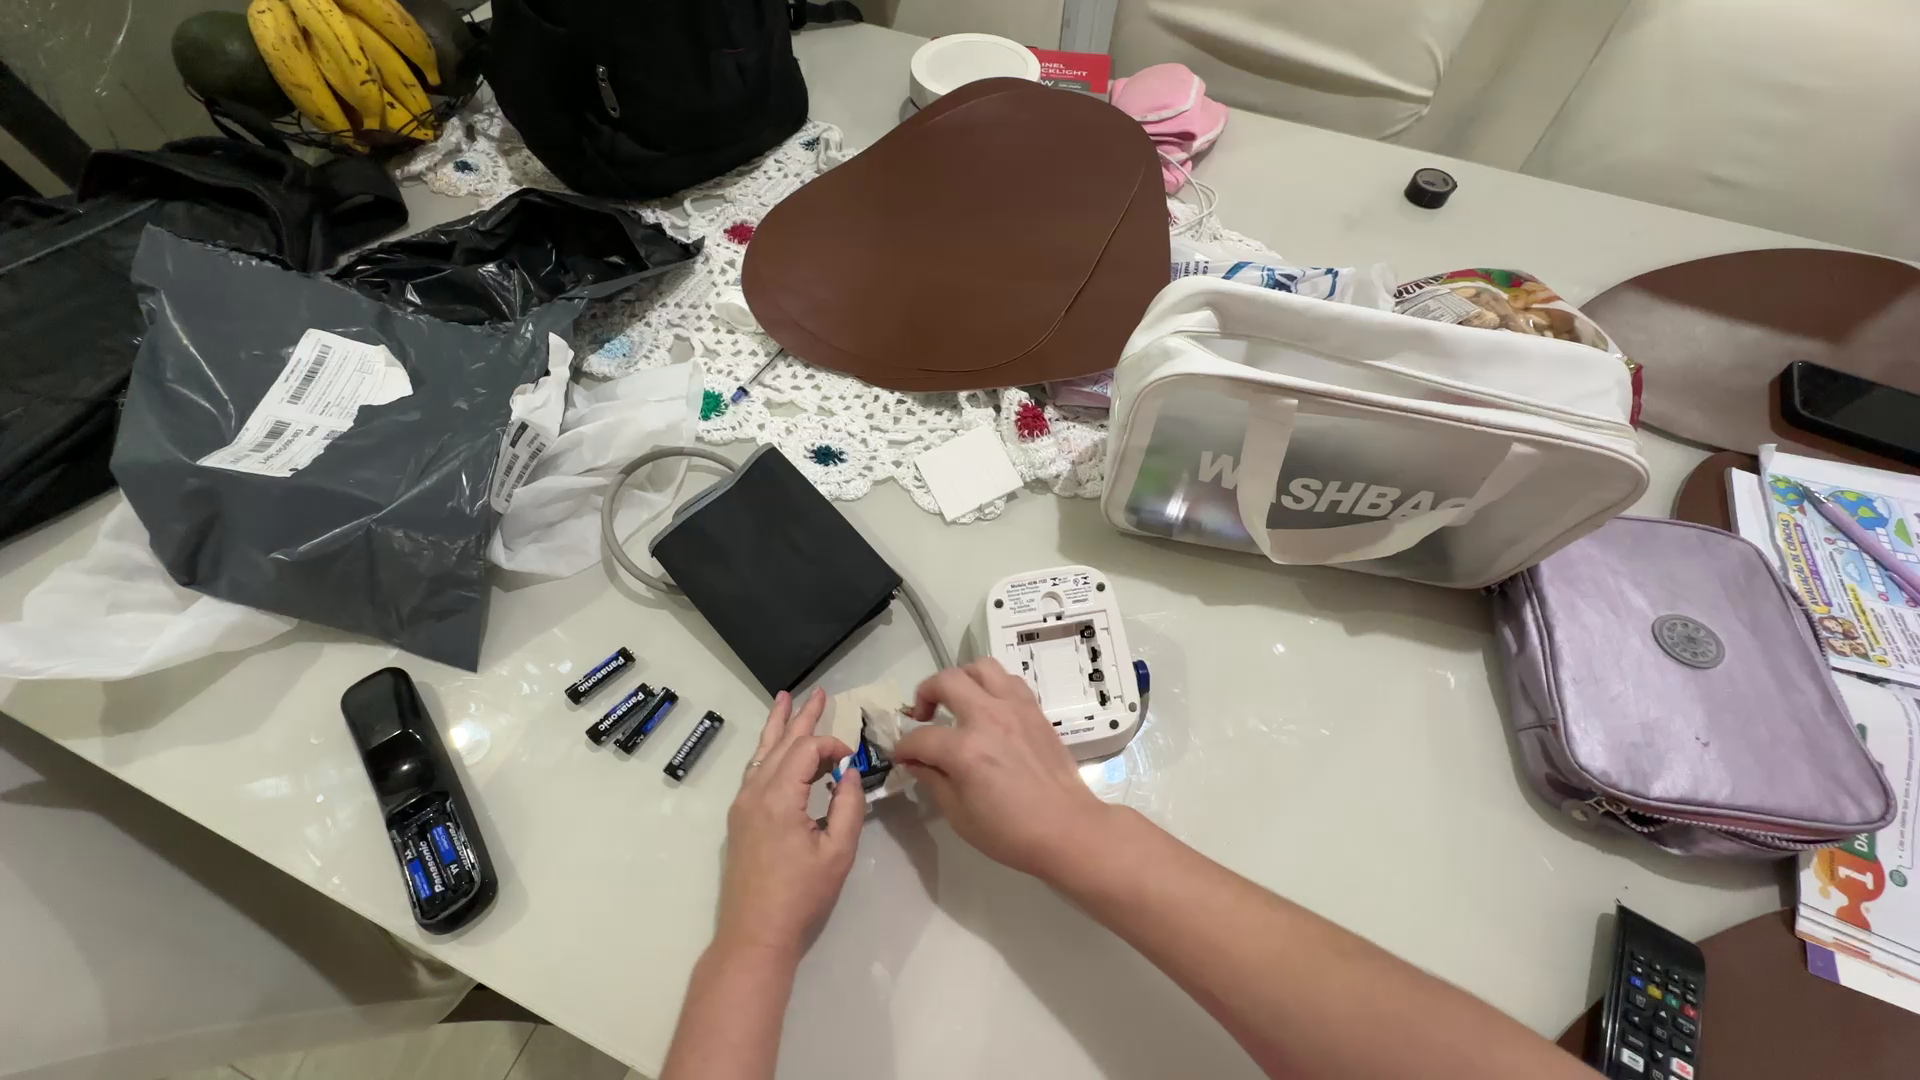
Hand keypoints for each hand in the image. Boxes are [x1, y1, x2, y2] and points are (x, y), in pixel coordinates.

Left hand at [714, 687, 865, 958]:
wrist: (755, 935)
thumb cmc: (801, 897)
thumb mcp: (838, 852)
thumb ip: (849, 806)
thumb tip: (848, 772)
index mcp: (779, 797)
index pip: (808, 751)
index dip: (833, 746)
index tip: (852, 761)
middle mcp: (755, 792)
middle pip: (781, 743)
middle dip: (802, 717)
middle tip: (818, 693)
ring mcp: (742, 805)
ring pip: (762, 753)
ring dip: (779, 727)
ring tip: (785, 701)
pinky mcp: (739, 819)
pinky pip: (754, 771)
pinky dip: (768, 751)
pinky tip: (774, 747)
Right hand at [894, 659, 1114, 877]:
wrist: (1067, 828)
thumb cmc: (1011, 832)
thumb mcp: (959, 815)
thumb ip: (933, 781)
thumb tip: (916, 761)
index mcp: (965, 750)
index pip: (920, 738)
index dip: (904, 748)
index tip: (901, 756)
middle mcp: (988, 718)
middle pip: (946, 682)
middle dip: (925, 694)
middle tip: (923, 716)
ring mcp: (1015, 708)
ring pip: (981, 667)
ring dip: (961, 679)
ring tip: (957, 701)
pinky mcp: (1034, 710)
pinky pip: (1009, 680)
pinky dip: (992, 686)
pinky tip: (989, 708)